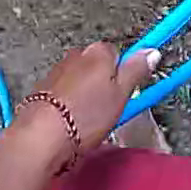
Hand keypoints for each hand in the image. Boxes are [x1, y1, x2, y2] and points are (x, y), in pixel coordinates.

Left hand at [9, 42, 160, 167]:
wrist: (38, 138)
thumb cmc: (84, 116)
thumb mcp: (121, 95)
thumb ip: (136, 70)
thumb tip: (151, 51)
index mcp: (99, 51)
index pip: (119, 55)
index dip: (122, 78)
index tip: (121, 98)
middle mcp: (78, 54)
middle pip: (98, 68)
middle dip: (102, 88)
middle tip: (105, 114)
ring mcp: (57, 71)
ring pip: (80, 82)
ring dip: (83, 98)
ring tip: (83, 125)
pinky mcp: (41, 90)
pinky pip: (63, 95)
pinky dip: (66, 106)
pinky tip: (66, 126)